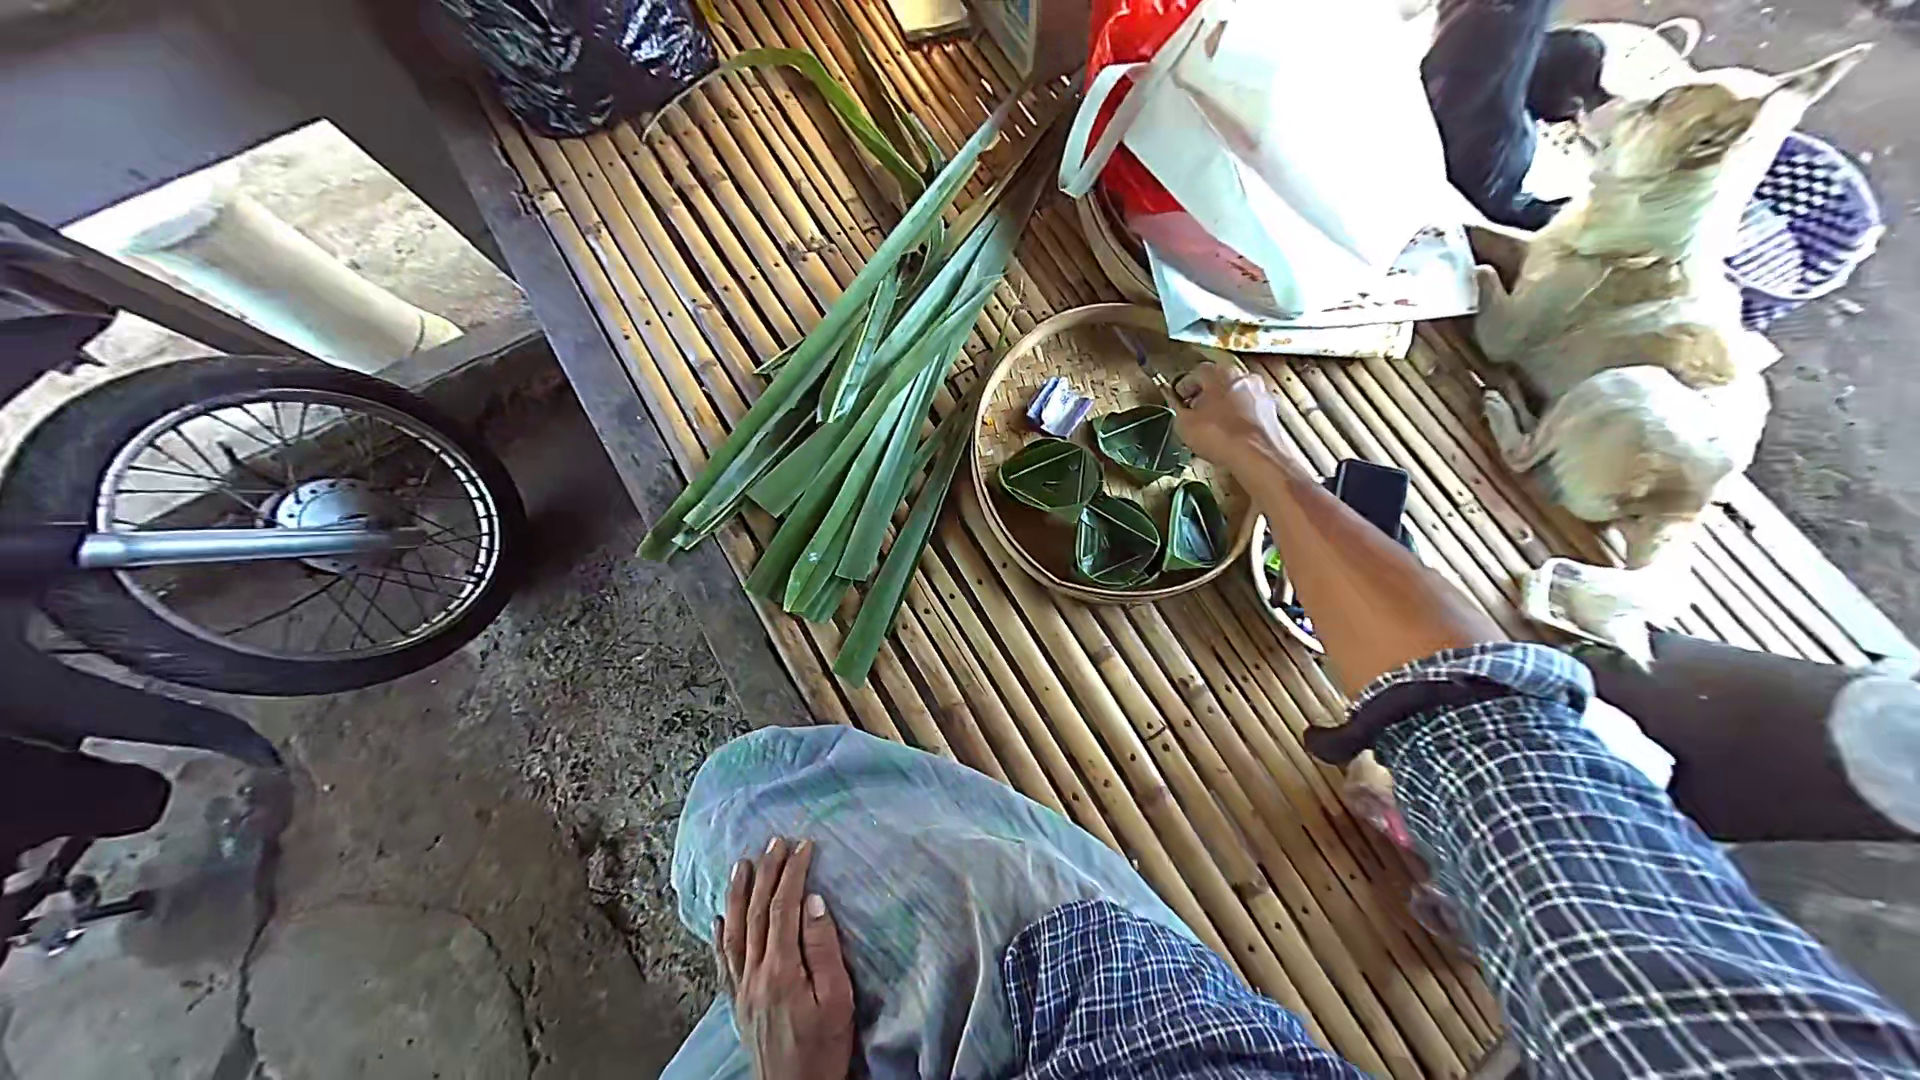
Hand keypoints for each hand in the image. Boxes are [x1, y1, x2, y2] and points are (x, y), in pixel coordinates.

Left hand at [716, 838, 853, 1079]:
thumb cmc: (825, 1047)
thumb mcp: (837, 998)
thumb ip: (823, 948)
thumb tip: (813, 901)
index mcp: (781, 969)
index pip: (784, 907)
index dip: (792, 872)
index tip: (803, 845)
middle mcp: (754, 974)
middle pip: (758, 912)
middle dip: (767, 872)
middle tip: (776, 841)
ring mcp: (742, 989)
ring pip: (735, 931)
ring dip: (739, 893)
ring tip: (743, 864)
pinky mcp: (737, 1003)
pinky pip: (724, 962)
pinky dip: (721, 935)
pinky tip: (721, 917)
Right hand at [1173, 363, 1289, 467]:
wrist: (1255, 456)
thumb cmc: (1220, 435)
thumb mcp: (1184, 424)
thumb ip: (1177, 409)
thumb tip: (1176, 406)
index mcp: (1220, 373)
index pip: (1196, 373)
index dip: (1183, 389)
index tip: (1178, 400)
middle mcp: (1243, 378)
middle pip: (1218, 383)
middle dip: (1204, 398)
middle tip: (1192, 414)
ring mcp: (1260, 395)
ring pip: (1234, 397)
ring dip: (1221, 409)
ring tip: (1209, 429)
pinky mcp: (1270, 413)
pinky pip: (1246, 413)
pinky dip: (1236, 421)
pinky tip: (1227, 437)